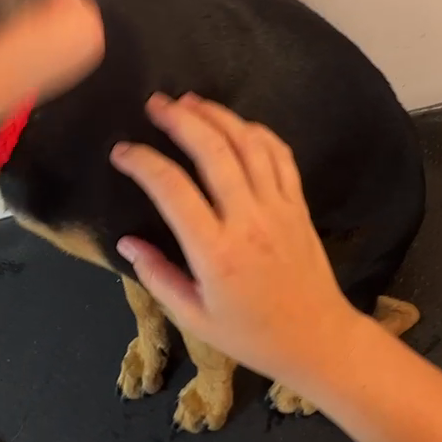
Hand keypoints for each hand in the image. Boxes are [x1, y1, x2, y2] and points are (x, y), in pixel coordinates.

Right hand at [110, 94, 362, 381]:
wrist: (319, 340)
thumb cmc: (251, 334)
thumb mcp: (194, 318)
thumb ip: (157, 277)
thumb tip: (125, 242)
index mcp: (216, 252)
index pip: (172, 189)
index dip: (143, 162)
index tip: (122, 152)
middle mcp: (248, 220)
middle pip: (213, 151)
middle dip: (181, 120)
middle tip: (156, 104)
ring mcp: (278, 207)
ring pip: (248, 143)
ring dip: (217, 115)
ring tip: (189, 101)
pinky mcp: (298, 204)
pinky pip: (279, 154)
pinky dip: (257, 131)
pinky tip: (236, 123)